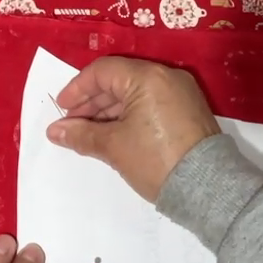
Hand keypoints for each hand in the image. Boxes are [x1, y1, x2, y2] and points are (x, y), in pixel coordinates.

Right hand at [49, 56, 219, 200]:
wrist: (208, 191)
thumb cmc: (156, 160)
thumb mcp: (114, 147)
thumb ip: (81, 134)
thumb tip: (54, 131)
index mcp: (147, 77)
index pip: (102, 71)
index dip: (77, 89)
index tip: (62, 110)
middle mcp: (166, 77)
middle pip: (118, 80)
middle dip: (91, 103)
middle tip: (72, 125)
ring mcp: (180, 94)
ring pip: (134, 93)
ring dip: (108, 112)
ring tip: (89, 135)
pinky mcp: (188, 111)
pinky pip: (150, 104)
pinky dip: (128, 116)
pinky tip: (113, 135)